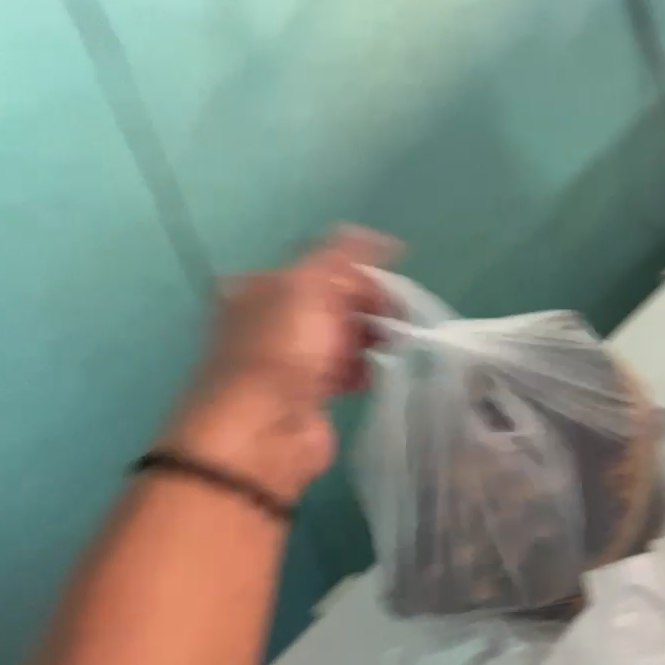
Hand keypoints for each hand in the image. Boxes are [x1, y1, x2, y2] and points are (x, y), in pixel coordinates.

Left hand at [160, 227, 400, 505]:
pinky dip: (368, 369)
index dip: (361, 275)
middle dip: (372, 308)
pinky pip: (349, 371)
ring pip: (344, 338)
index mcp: (261, 288)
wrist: (266, 426)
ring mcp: (291, 359)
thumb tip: (383, 238)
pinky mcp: (312, 393)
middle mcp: (272, 320)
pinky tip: (381, 373)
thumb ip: (344, 256)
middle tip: (402, 321)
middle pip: (335, 304)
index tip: (394, 290)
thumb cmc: (283, 349)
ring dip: (373, 340)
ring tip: (399, 347)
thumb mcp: (310, 285)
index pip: (322, 270)